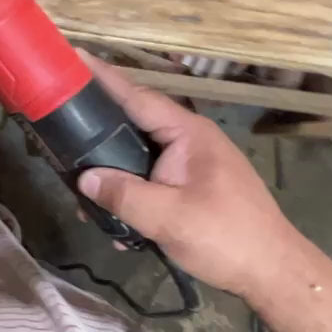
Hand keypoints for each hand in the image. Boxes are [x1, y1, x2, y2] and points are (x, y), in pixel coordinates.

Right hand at [76, 53, 307, 301]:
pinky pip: (148, 176)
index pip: (137, 96)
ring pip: (137, 154)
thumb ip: (122, 195)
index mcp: (187, 133)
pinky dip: (127, 190)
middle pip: (132, 122)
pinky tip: (109, 215)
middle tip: (56, 122)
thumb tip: (82, 179)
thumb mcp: (168, 218)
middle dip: (95, 127)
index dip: (103, 77)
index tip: (72, 57)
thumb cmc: (227, 238)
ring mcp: (190, 162)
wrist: (275, 275)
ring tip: (76, 186)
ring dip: (110, 169)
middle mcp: (188, 139)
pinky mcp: (190, 185)